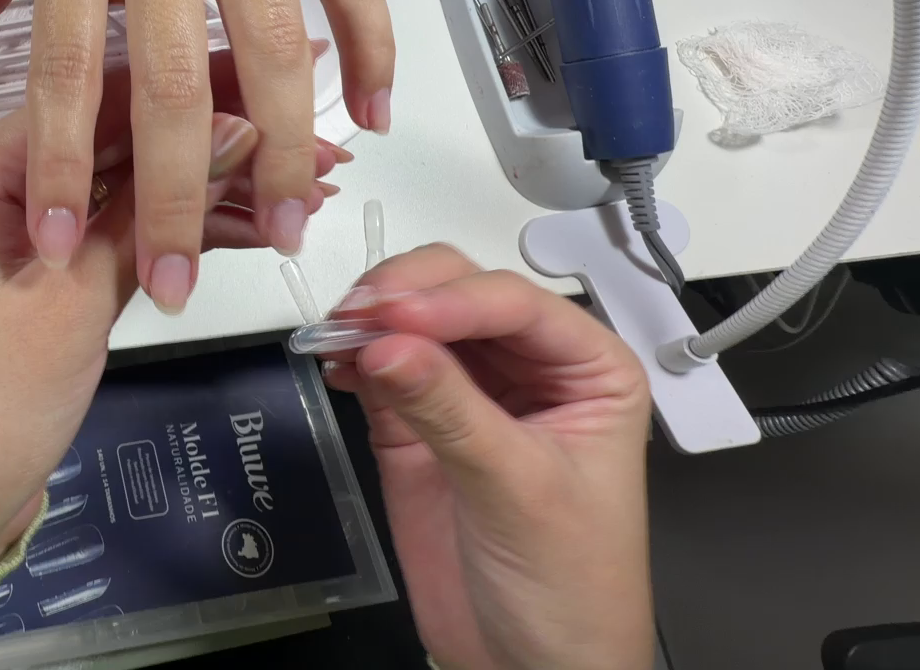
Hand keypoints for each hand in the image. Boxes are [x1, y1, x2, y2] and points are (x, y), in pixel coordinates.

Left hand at [0, 53, 345, 583]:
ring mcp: (45, 221)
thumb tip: (236, 129)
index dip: (196, 89)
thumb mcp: (75, 295)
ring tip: (310, 189)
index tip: (280, 84)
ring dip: (220, 192)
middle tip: (317, 149)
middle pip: (128, 139)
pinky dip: (190, 233)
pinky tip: (261, 226)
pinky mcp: (67, 262)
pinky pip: (135, 229)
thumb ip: (152, 208)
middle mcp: (14, 179)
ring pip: (142, 186)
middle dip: (222, 145)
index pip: (99, 99)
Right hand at [322, 245, 654, 669]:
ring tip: (336, 340)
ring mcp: (461, 382)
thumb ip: (450, 410)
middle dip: (401, 294)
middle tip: (355, 319)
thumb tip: (384, 344)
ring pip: (407, 313)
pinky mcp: (410, 408)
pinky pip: (373, 357)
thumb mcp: (519, 491)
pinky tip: (334, 366)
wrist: (521, 661)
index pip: (512, 302)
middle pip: (454, 287)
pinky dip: (347, 351)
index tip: (392, 317)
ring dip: (366, 317)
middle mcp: (522, 362)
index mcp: (584, 369)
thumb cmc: (568, 588)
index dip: (451, 300)